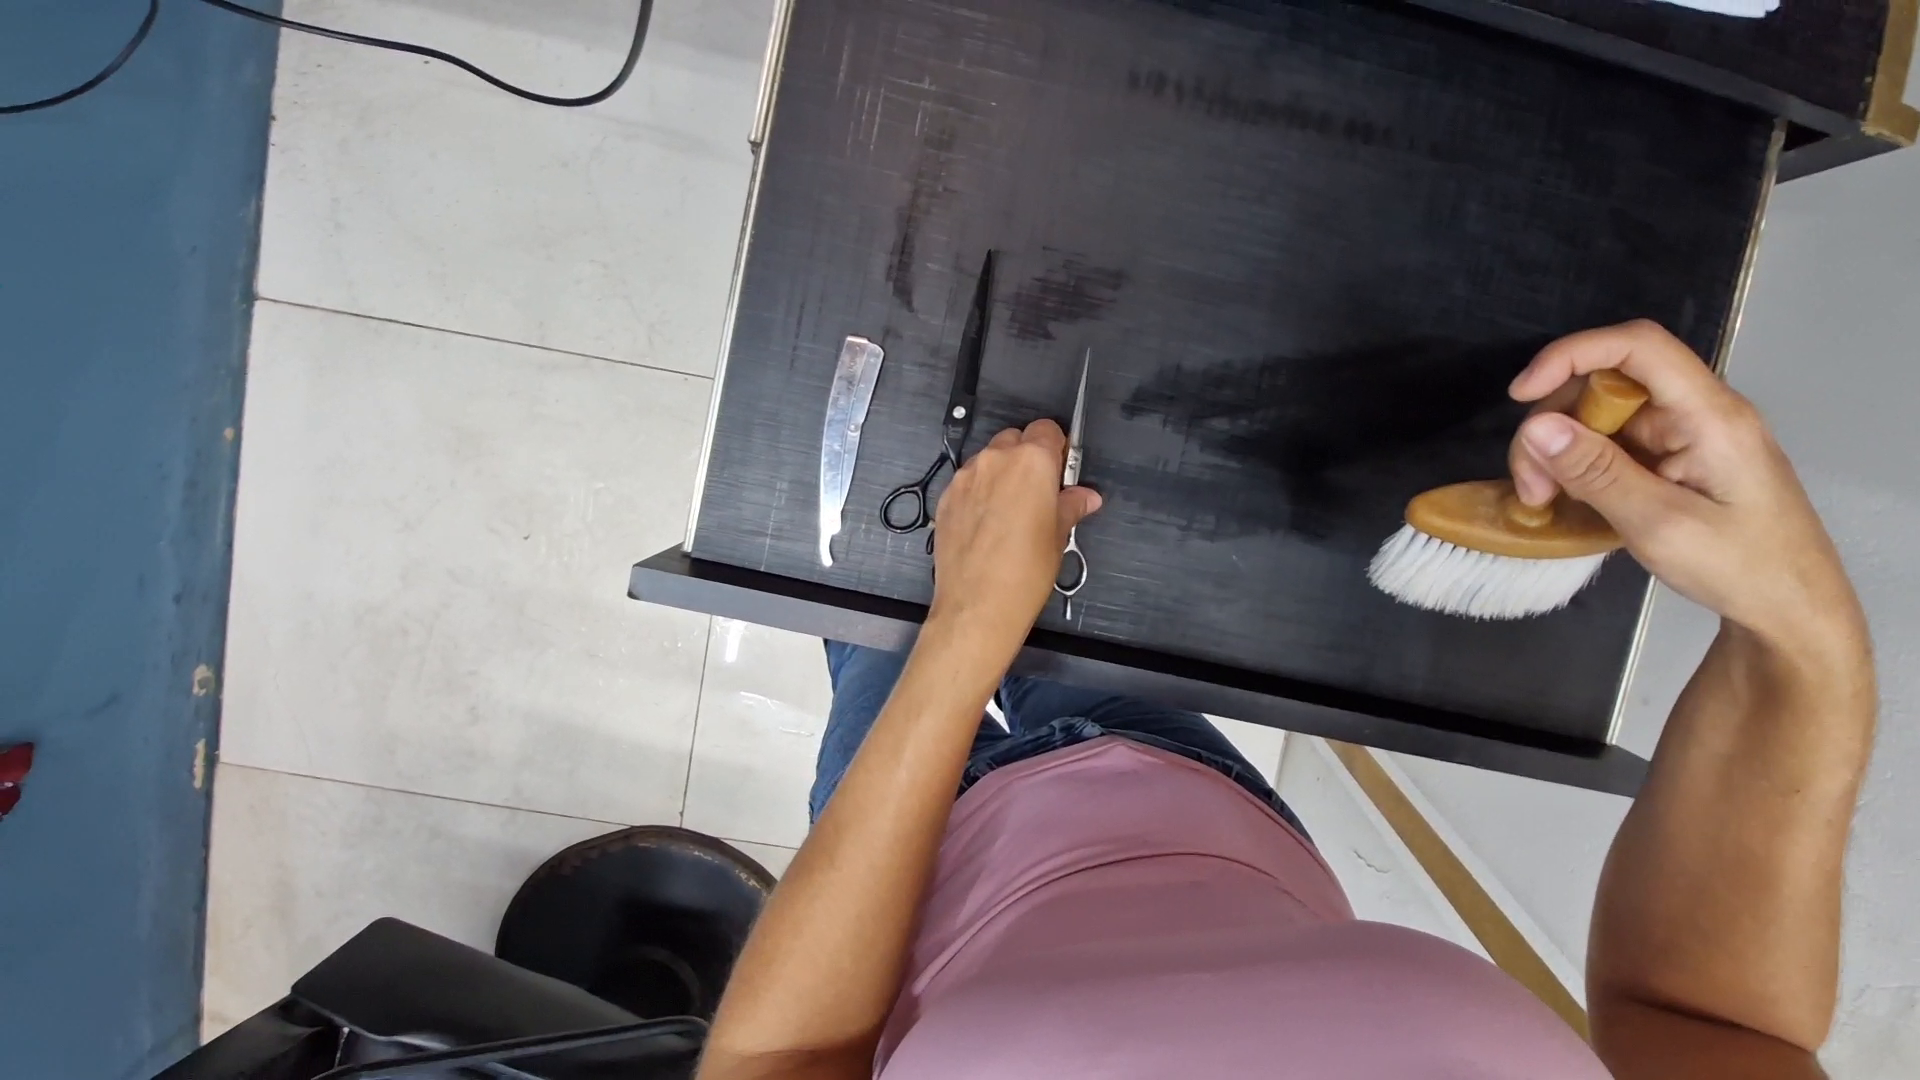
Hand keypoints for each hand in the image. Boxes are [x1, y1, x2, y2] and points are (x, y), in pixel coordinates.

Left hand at [928, 419, 1101, 643]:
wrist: (977, 604)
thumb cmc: (1022, 572)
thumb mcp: (1059, 536)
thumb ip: (1070, 506)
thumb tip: (1084, 497)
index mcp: (1032, 462)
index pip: (1047, 430)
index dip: (1057, 447)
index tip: (1061, 467)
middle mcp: (996, 461)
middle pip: (1015, 440)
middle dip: (1028, 458)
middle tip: (1039, 490)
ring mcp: (966, 478)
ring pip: (989, 460)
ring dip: (1001, 474)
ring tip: (1012, 510)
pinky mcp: (946, 497)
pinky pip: (968, 482)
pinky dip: (979, 492)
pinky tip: (989, 523)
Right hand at [1506, 320, 1863, 654]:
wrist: (1787, 607)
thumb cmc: (1738, 567)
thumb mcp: (1658, 523)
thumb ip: (1596, 472)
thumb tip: (1535, 426)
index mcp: (1708, 416)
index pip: (1637, 347)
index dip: (1571, 356)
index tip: (1521, 397)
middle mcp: (1693, 413)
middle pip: (1600, 385)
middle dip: (1549, 427)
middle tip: (1532, 487)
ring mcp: (1678, 435)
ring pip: (1592, 416)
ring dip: (1553, 453)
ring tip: (1543, 500)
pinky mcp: (1664, 458)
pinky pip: (1601, 444)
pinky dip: (1569, 467)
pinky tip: (1561, 499)